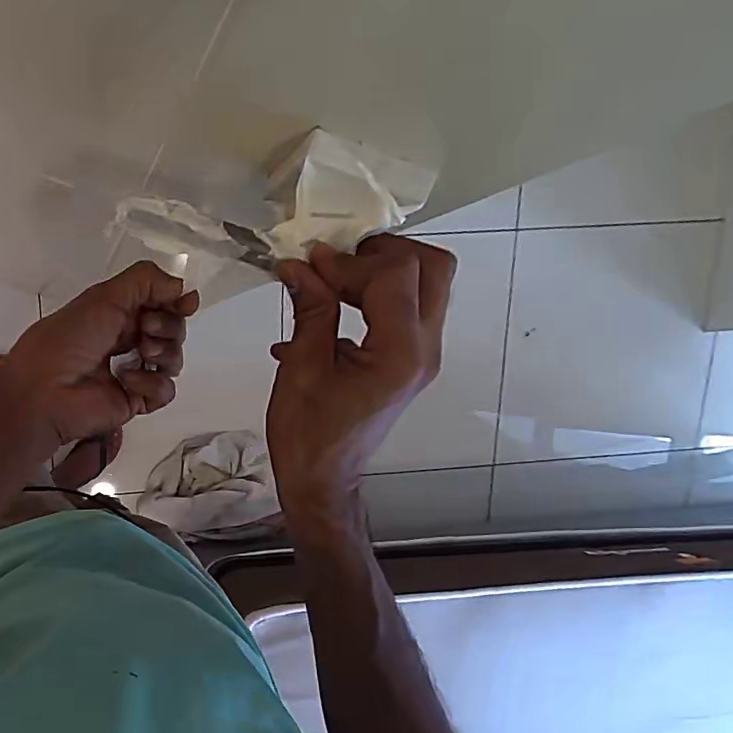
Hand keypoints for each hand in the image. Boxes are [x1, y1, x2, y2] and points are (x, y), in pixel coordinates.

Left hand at [0, 261, 198, 452]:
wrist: (46, 391)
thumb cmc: (69, 339)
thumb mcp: (104, 297)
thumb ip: (146, 282)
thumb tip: (183, 288)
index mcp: (115, 315)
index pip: (159, 305)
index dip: (175, 302)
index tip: (186, 302)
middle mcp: (126, 342)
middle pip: (172, 331)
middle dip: (168, 326)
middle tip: (146, 329)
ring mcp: (133, 373)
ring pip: (173, 360)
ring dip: (165, 352)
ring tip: (143, 353)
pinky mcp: (136, 401)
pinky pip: (164, 391)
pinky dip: (151, 384)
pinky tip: (127, 382)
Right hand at [267, 235, 455, 532]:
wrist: (322, 479)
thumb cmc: (307, 436)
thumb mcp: (301, 368)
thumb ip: (310, 310)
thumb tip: (300, 266)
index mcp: (400, 354)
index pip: (394, 275)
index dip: (349, 261)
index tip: (310, 265)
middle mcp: (424, 351)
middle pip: (433, 269)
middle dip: (383, 253)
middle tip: (337, 261)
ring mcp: (424, 356)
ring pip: (428, 285)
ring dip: (384, 271)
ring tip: (336, 278)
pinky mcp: (412, 361)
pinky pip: (410, 308)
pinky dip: (379, 294)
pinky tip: (335, 305)